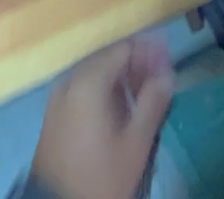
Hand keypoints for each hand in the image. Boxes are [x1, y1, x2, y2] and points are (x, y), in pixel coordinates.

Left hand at [31, 37, 174, 198]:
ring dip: (122, 78)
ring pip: (96, 73)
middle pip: (108, 58)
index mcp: (89, 81)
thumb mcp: (135, 142)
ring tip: (144, 94)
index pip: (123, 48)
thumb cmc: (101, 175)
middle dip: (136, 64)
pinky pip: (84, 88)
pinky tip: (121, 107)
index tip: (169, 63)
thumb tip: (167, 73)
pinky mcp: (55, 113)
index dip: (148, 51)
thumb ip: (153, 101)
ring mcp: (59, 96)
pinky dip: (105, 90)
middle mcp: (70, 80)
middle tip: (160, 78)